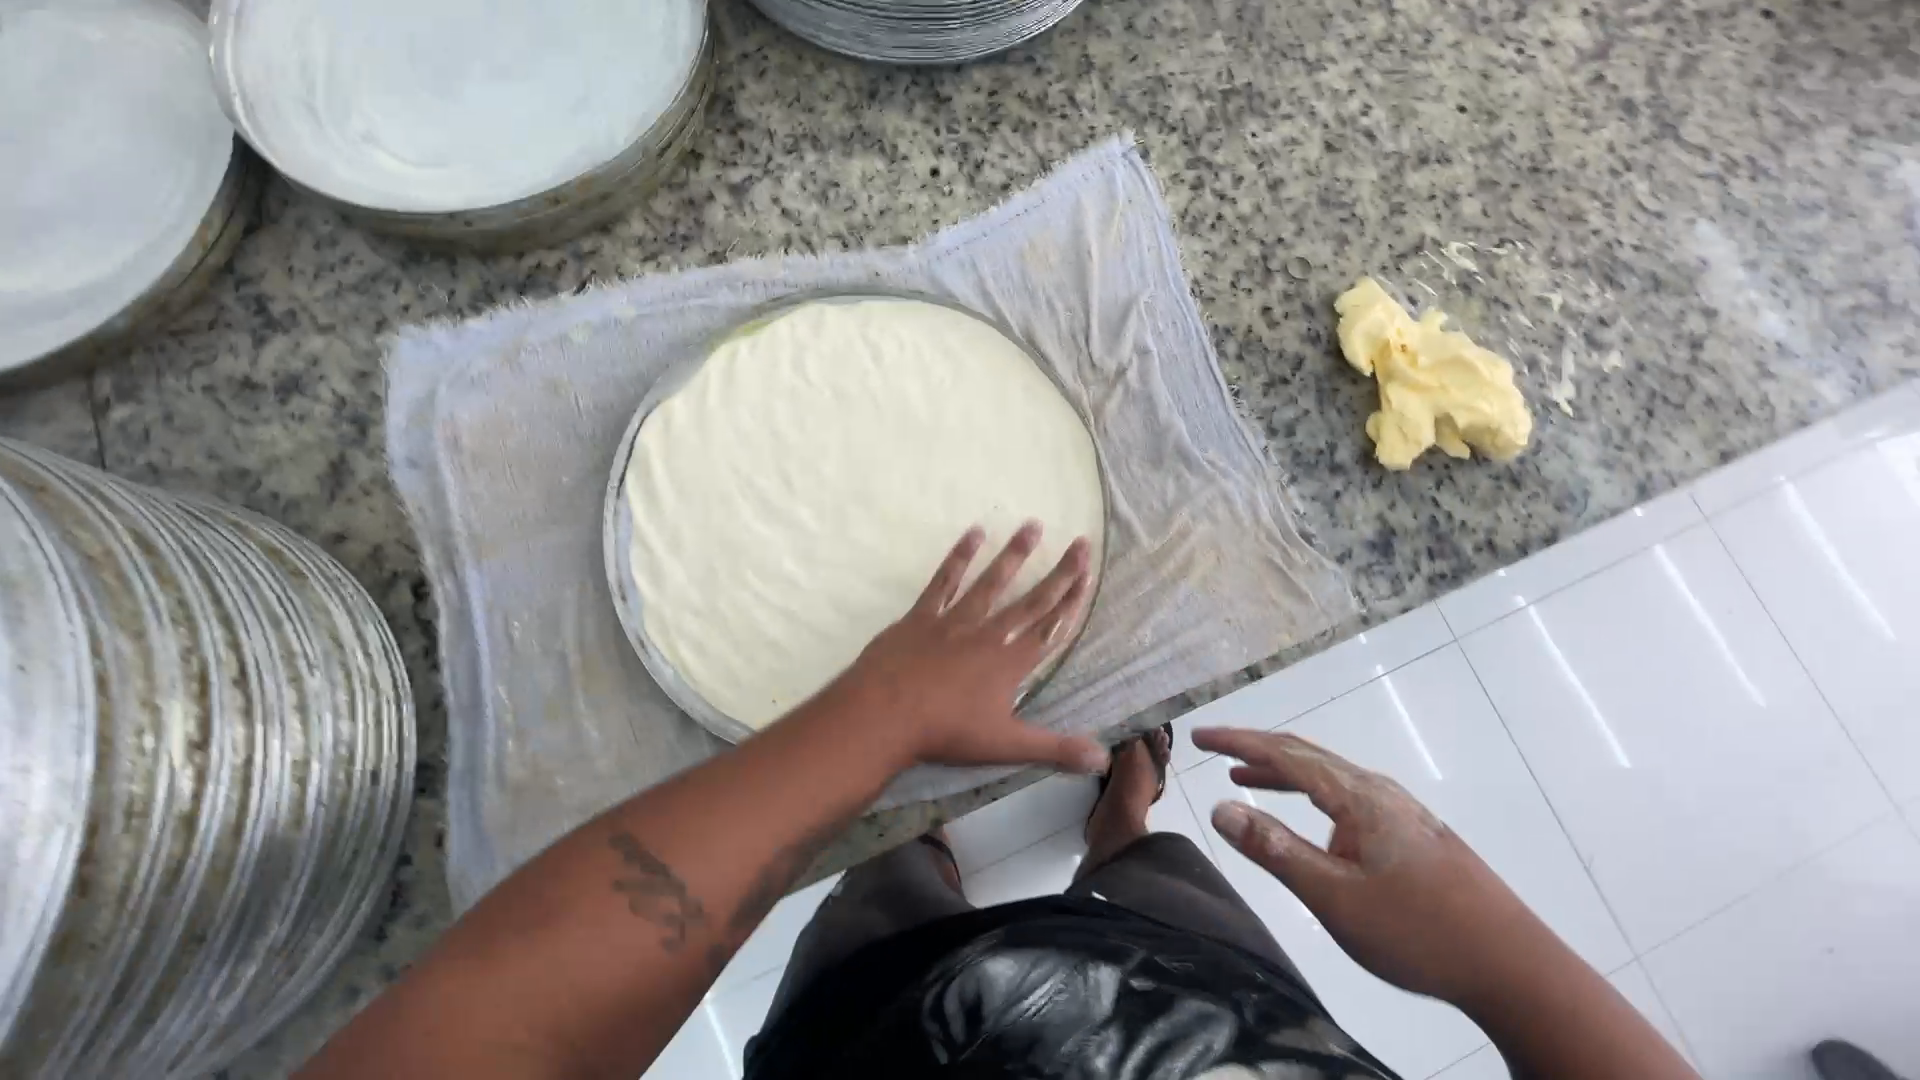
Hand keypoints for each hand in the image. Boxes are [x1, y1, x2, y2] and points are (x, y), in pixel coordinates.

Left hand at [819, 522, 1107, 775]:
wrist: (884, 714)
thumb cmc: (945, 732)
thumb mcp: (1005, 746)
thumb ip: (1055, 749)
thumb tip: (1103, 759)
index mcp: (1010, 664)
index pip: (1051, 627)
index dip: (1073, 601)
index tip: (1089, 573)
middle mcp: (988, 635)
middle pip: (1030, 600)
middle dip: (1059, 573)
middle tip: (1081, 544)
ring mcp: (954, 621)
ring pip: (991, 582)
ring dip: (1014, 554)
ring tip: (1032, 525)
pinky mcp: (921, 616)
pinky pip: (944, 581)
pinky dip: (959, 557)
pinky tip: (973, 533)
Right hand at [1196, 728, 1553, 1007]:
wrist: (1515, 968)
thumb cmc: (1417, 931)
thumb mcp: (1332, 896)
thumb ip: (1274, 849)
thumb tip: (1221, 808)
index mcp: (1356, 796)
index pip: (1283, 753)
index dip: (1236, 741)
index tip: (1198, 736)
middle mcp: (1377, 791)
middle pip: (1305, 755)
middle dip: (1254, 748)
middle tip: (1213, 748)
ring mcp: (1399, 812)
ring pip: (1327, 776)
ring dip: (1281, 773)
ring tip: (1244, 780)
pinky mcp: (1412, 834)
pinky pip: (1345, 796)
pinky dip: (1310, 794)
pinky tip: (1310, 819)